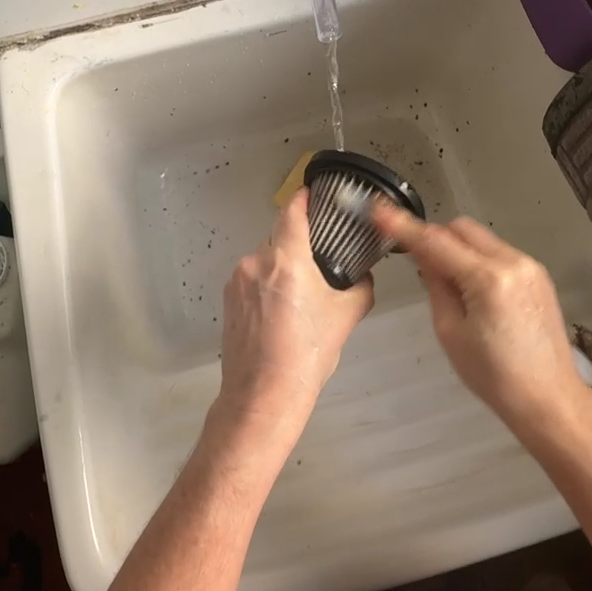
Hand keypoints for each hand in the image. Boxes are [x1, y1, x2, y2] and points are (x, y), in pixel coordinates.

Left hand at [216, 190, 373, 431]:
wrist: (263, 396)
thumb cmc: (307, 355)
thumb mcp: (345, 318)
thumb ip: (359, 288)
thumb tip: (364, 277)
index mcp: (286, 261)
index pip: (292, 213)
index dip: (303, 199)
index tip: (312, 194)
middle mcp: (256, 263)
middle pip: (279, 238)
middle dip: (298, 245)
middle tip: (319, 262)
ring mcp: (237, 282)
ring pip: (264, 260)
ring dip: (281, 268)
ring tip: (300, 297)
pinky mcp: (228, 300)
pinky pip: (251, 280)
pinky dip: (266, 286)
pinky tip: (280, 312)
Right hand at [373, 204, 591, 442]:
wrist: (550, 399)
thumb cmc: (493, 376)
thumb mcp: (449, 332)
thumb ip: (435, 285)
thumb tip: (423, 255)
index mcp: (488, 279)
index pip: (435, 241)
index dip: (403, 225)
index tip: (378, 210)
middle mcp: (513, 261)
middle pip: (460, 228)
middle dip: (434, 237)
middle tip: (419, 264)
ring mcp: (530, 265)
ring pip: (480, 237)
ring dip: (457, 249)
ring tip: (452, 288)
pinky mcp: (538, 274)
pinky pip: (497, 252)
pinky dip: (477, 260)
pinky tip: (474, 292)